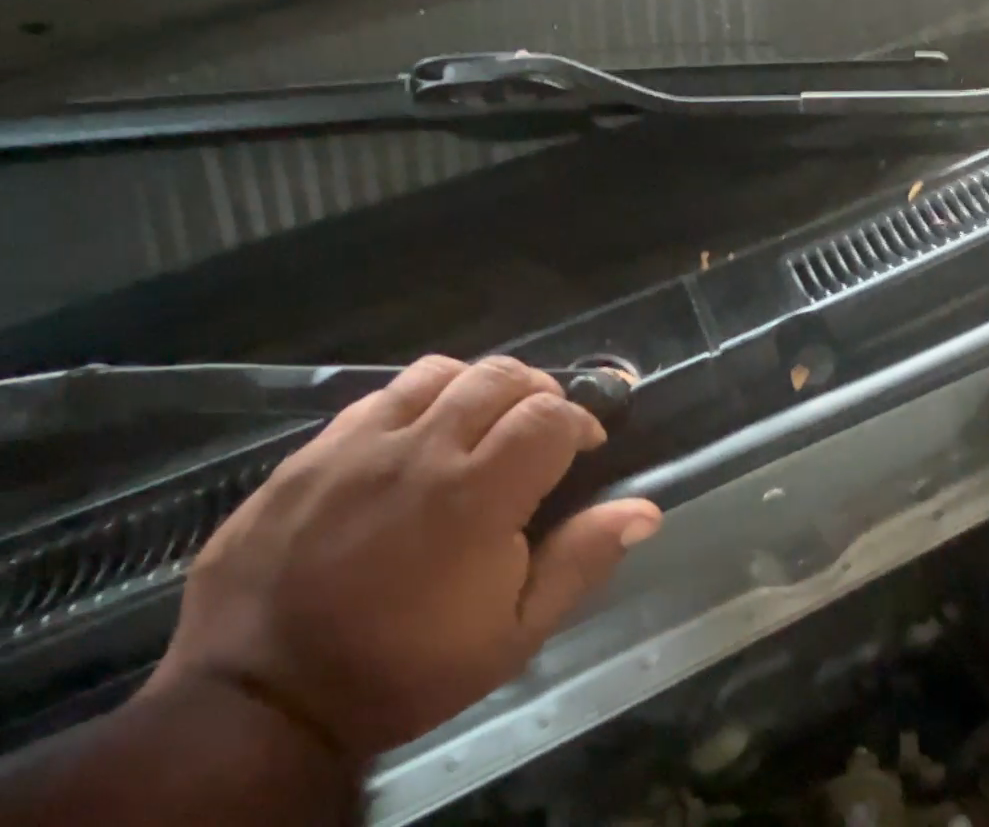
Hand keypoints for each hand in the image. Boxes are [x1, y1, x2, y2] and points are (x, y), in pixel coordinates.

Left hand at [144, 355, 662, 762]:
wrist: (260, 700)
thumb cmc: (406, 669)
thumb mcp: (515, 634)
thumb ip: (581, 561)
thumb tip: (645, 511)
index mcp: (477, 497)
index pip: (550, 415)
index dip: (580, 422)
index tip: (584, 449)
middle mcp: (420, 453)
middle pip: (501, 377)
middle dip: (540, 393)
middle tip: (542, 432)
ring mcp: (357, 447)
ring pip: (441, 372)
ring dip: (480, 387)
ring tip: (484, 424)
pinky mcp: (309, 454)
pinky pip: (381, 395)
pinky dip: (421, 400)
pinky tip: (421, 440)